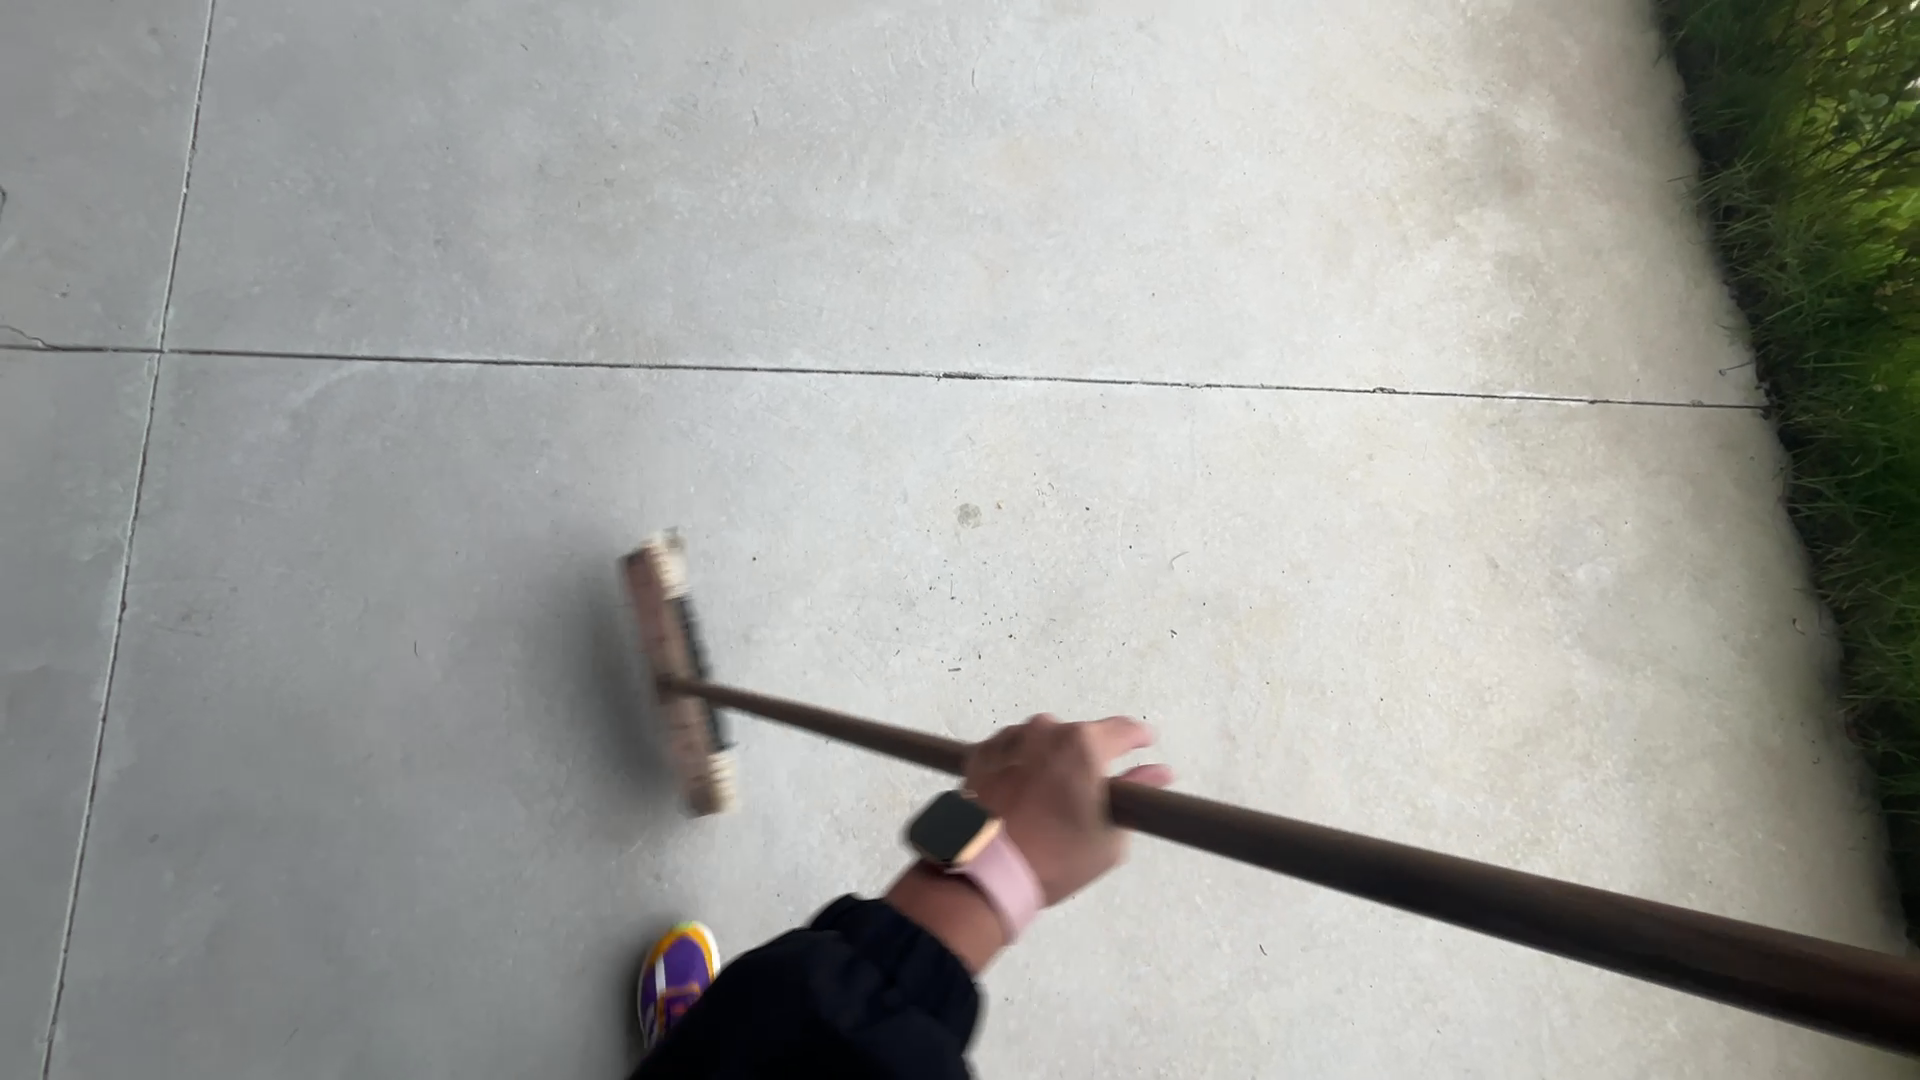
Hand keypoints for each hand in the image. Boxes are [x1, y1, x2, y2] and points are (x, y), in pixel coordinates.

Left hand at [964, 713, 1173, 905]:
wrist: (984, 868)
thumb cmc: (1056, 856)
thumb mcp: (1109, 835)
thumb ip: (1136, 793)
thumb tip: (1160, 771)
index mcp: (1083, 744)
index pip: (1124, 729)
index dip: (1139, 737)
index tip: (1146, 743)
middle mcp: (1045, 729)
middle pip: (1078, 737)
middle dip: (1086, 757)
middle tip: (1085, 792)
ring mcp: (1010, 737)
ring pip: (1042, 741)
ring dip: (1050, 759)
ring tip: (1047, 797)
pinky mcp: (981, 752)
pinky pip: (1012, 750)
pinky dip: (1020, 764)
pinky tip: (1019, 792)